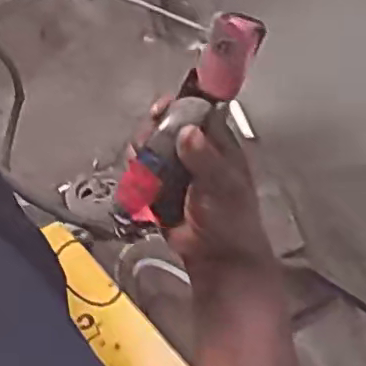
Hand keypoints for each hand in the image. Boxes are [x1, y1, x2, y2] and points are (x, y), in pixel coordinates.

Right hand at [145, 98, 276, 284]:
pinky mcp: (158, 183)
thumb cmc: (230, 220)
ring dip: (142, 150)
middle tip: (147, 143)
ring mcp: (175, 166)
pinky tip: (139, 178)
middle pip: (166, 123)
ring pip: (150, 143)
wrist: (217, 261)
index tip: (160, 109)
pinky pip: (141, 166)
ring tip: (142, 164)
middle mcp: (194, 149)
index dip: (178, 105)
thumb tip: (188, 131)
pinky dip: (136, 169)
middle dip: (152, 130)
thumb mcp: (223, 187)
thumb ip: (205, 159)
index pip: (196, 110)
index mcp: (217, 143)